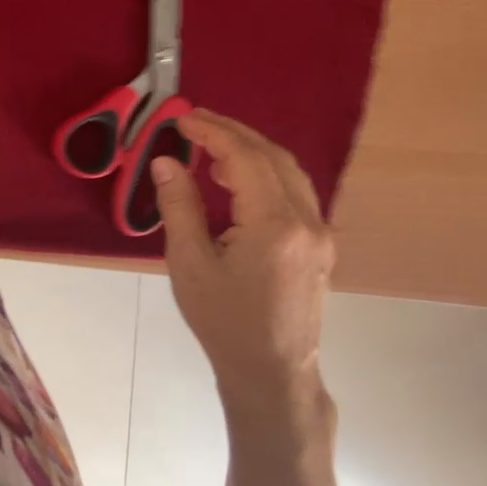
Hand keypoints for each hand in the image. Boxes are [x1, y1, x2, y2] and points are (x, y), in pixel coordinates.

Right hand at [151, 109, 336, 421]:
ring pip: (289, 173)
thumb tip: (167, 161)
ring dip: (250, 150)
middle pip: (275, 159)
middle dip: (234, 133)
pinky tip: (233, 177)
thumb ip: (180, 206)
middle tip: (193, 119)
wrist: (271, 366)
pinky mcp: (318, 246)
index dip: (213, 133)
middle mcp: (307, 223)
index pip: (246, 160)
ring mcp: (319, 234)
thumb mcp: (189, 261)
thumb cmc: (223, 317)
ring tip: (209, 142)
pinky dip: (263, 172)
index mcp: (275, 225)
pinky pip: (294, 192)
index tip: (180, 118)